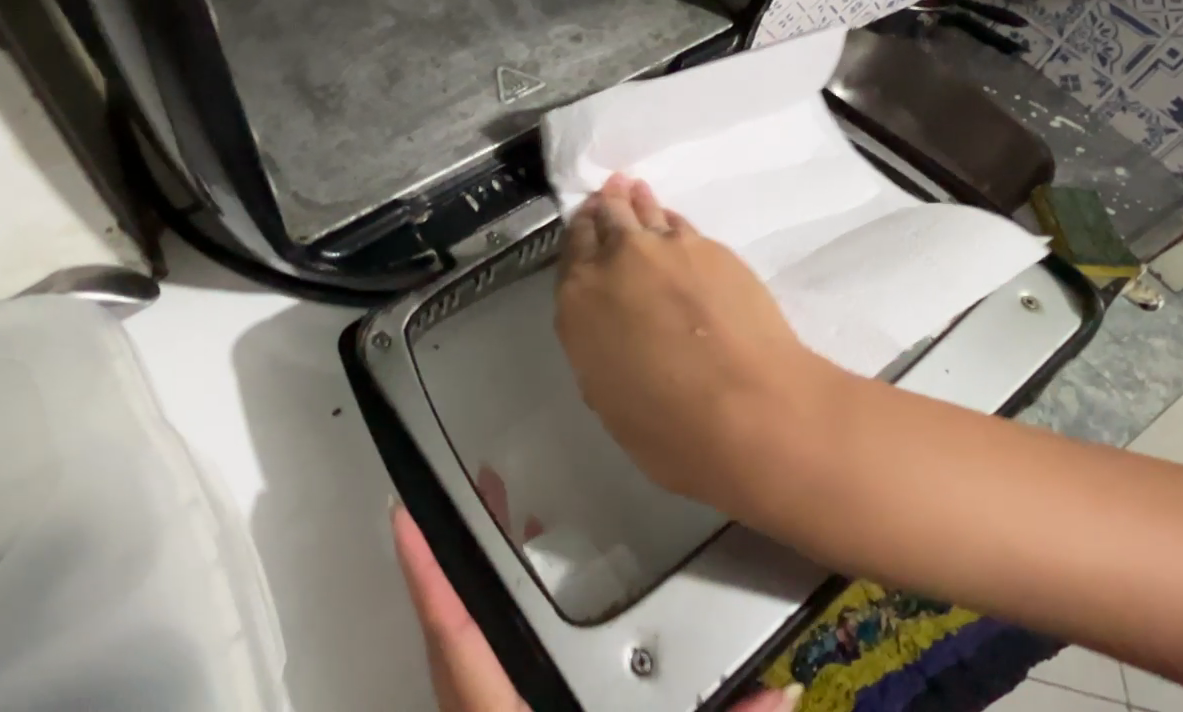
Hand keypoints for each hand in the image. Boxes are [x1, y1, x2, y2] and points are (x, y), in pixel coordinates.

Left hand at [393, 501, 802, 711]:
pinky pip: (476, 680)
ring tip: (510, 527)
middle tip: (488, 490)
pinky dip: (487, 635)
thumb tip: (780, 694)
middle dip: (457, 562)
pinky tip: (527, 612)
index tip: (402, 515)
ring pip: (459, 661)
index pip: (458, 647)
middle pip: (451, 642)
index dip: (428, 579)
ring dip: (474, 593)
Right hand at [554, 175, 820, 518]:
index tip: (583, 227)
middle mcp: (616, 261)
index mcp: (578, 301)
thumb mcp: (608, 394)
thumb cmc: (667, 427)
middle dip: (602, 207)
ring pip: (643, 210)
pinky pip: (680, 225)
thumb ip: (600, 344)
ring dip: (634, 199)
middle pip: (604, 219)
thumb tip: (614, 326)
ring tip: (631, 187)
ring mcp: (667, 247)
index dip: (579, 237)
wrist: (749, 410)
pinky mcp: (712, 249)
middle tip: (605, 194)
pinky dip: (670, 220)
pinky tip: (672, 222)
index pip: (572, 252)